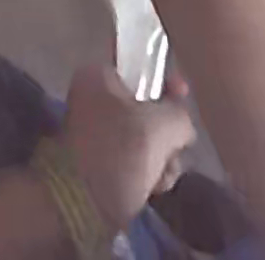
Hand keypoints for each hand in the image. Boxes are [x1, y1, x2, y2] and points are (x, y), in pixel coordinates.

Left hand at [56, 65, 196, 229]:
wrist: (82, 203)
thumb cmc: (119, 151)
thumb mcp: (160, 125)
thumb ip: (180, 114)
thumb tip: (180, 123)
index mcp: (97, 75)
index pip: (135, 62)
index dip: (162, 75)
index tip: (181, 92)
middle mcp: (93, 96)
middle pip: (147, 104)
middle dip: (167, 131)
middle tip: (172, 146)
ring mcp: (98, 129)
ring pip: (147, 135)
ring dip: (163, 156)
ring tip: (162, 175)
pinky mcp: (104, 159)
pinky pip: (139, 157)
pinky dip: (151, 172)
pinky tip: (155, 187)